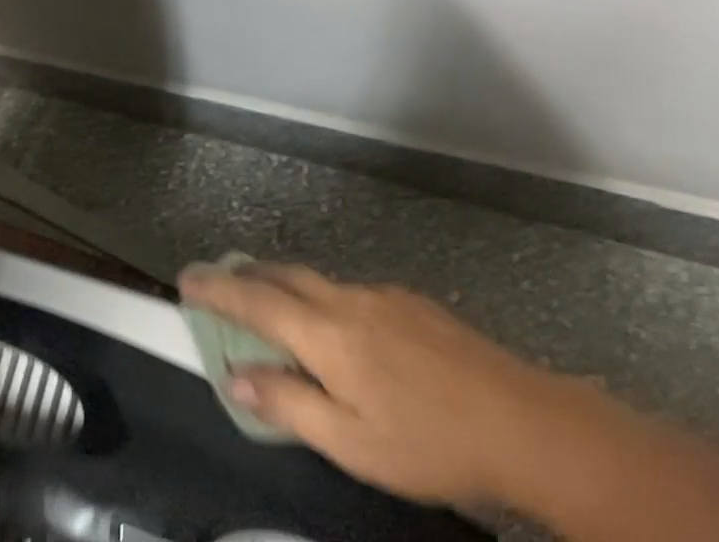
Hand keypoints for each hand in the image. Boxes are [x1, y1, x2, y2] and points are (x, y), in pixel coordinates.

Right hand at [179, 262, 567, 507]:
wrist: (531, 426)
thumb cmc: (432, 444)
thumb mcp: (351, 443)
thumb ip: (288, 404)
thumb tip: (236, 377)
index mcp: (329, 336)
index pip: (257, 301)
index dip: (217, 289)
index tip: (187, 279)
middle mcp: (352, 302)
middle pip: (286, 276)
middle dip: (247, 274)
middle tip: (219, 282)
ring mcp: (389, 298)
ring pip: (320, 282)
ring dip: (285, 286)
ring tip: (272, 308)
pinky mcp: (417, 306)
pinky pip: (352, 293)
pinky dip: (323, 300)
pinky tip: (339, 331)